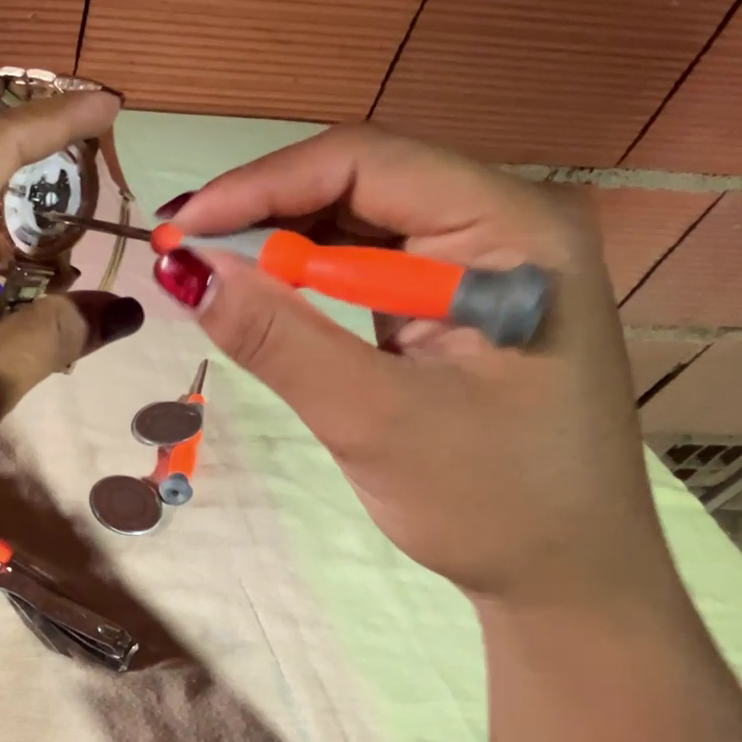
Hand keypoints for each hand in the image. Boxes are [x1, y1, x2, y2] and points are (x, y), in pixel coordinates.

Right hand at [157, 126, 666, 605]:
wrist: (564, 577)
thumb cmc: (491, 502)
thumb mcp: (372, 417)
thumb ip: (277, 337)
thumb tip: (182, 271)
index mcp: (514, 229)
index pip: (366, 164)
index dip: (260, 185)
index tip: (179, 231)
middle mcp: (501, 222)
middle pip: (357, 181)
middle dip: (259, 209)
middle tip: (177, 248)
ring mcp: (477, 258)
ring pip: (353, 218)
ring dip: (272, 239)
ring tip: (199, 263)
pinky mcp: (450, 295)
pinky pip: (362, 260)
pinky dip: (300, 272)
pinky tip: (254, 288)